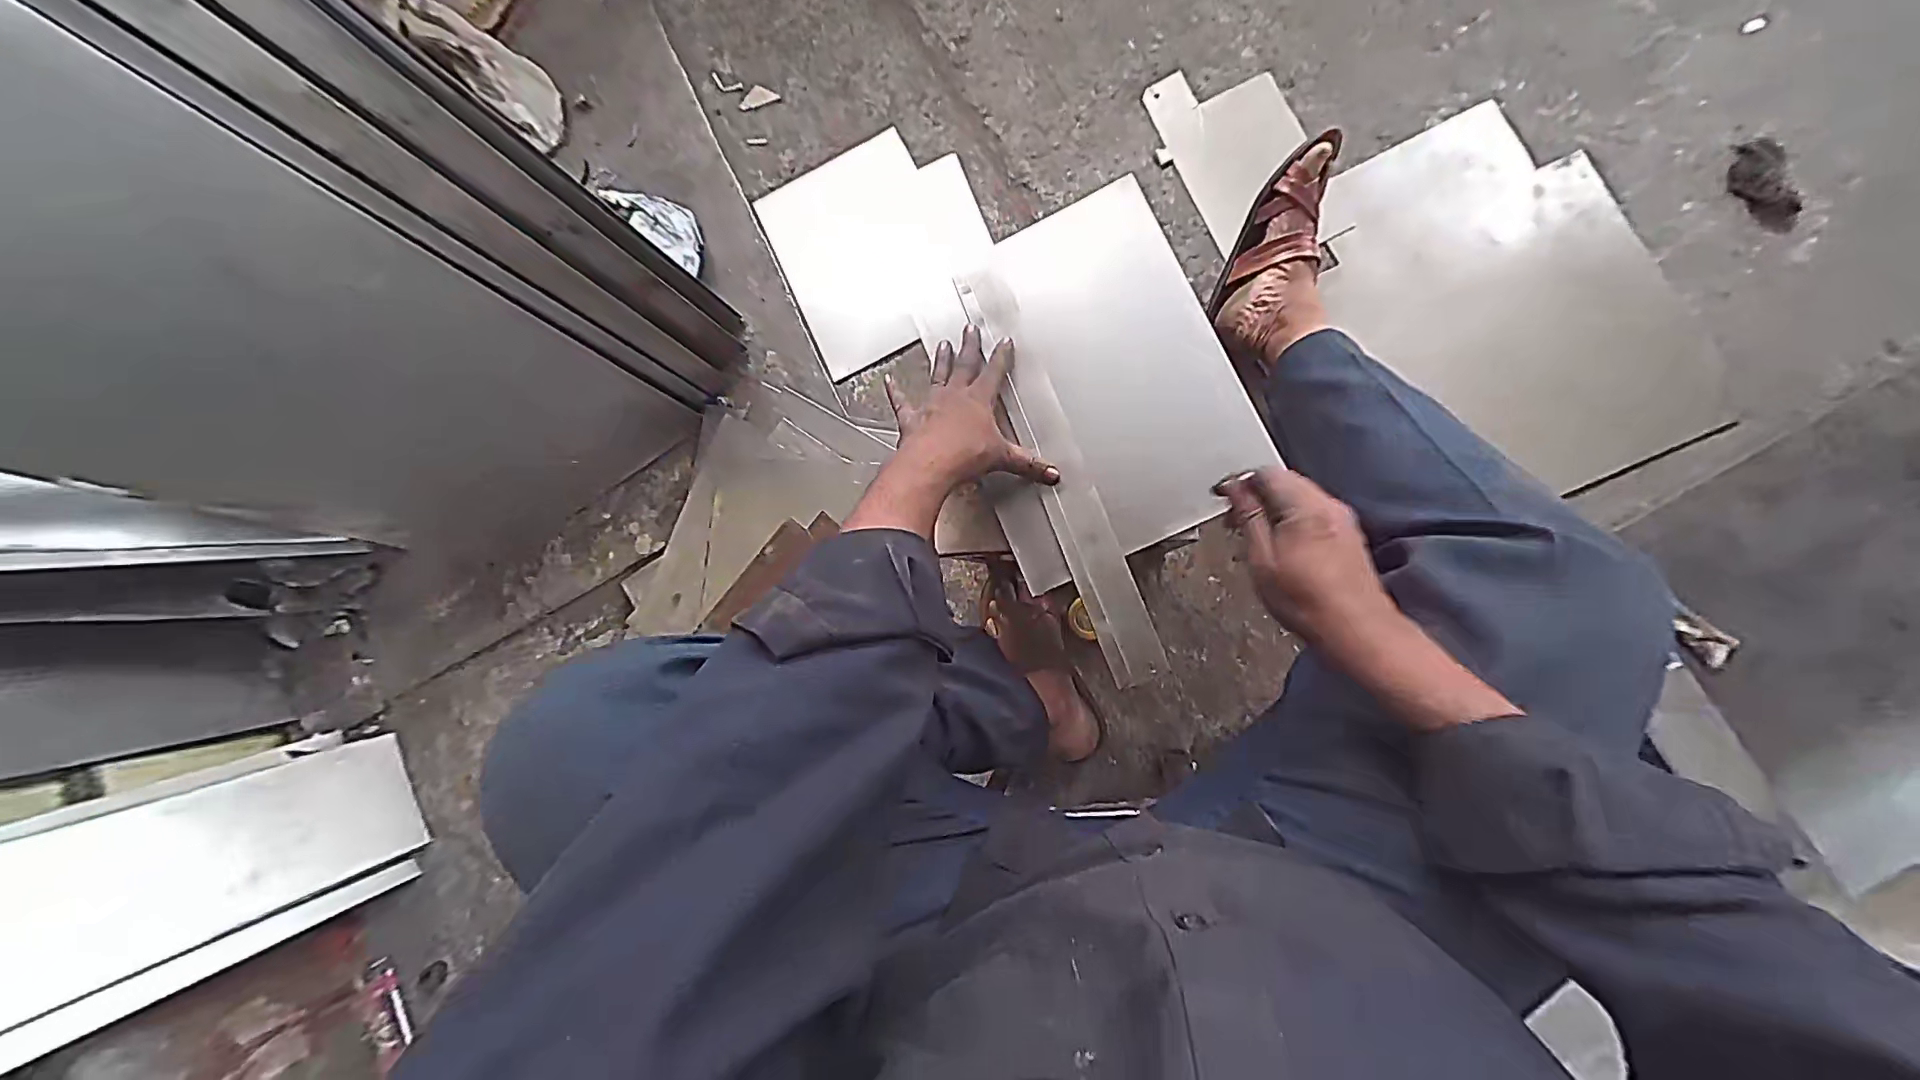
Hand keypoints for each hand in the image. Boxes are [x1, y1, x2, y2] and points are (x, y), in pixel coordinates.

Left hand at [889, 327, 1058, 489]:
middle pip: (965, 365)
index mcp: (979, 401)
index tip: (1004, 342)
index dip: (1001, 356)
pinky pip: (902, 402)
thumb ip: (1027, 464)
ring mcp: (931, 405)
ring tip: (943, 345)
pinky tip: (890, 382)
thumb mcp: (1002, 458)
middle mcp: (954, 397)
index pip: (994, 372)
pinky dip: (896, 392)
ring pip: (938, 376)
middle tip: (970, 329)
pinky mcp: (911, 419)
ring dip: (941, 361)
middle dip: (969, 347)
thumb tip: (1050, 473)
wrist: (931, 464)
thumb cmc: (963, 457)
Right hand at [1215, 467, 1395, 644]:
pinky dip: (1290, 520)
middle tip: (1232, 516)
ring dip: (1272, 508)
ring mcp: (1341, 520)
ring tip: (1252, 533)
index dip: (1239, 481)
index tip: (1222, 495)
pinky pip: (1312, 513)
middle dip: (1255, 494)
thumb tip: (1236, 489)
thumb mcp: (1261, 557)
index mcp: (1305, 507)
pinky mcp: (1347, 535)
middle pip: (1285, 481)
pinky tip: (1278, 544)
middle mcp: (1328, 506)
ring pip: (1299, 497)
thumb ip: (1248, 516)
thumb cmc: (1307, 600)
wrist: (1354, 628)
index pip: (1267, 473)